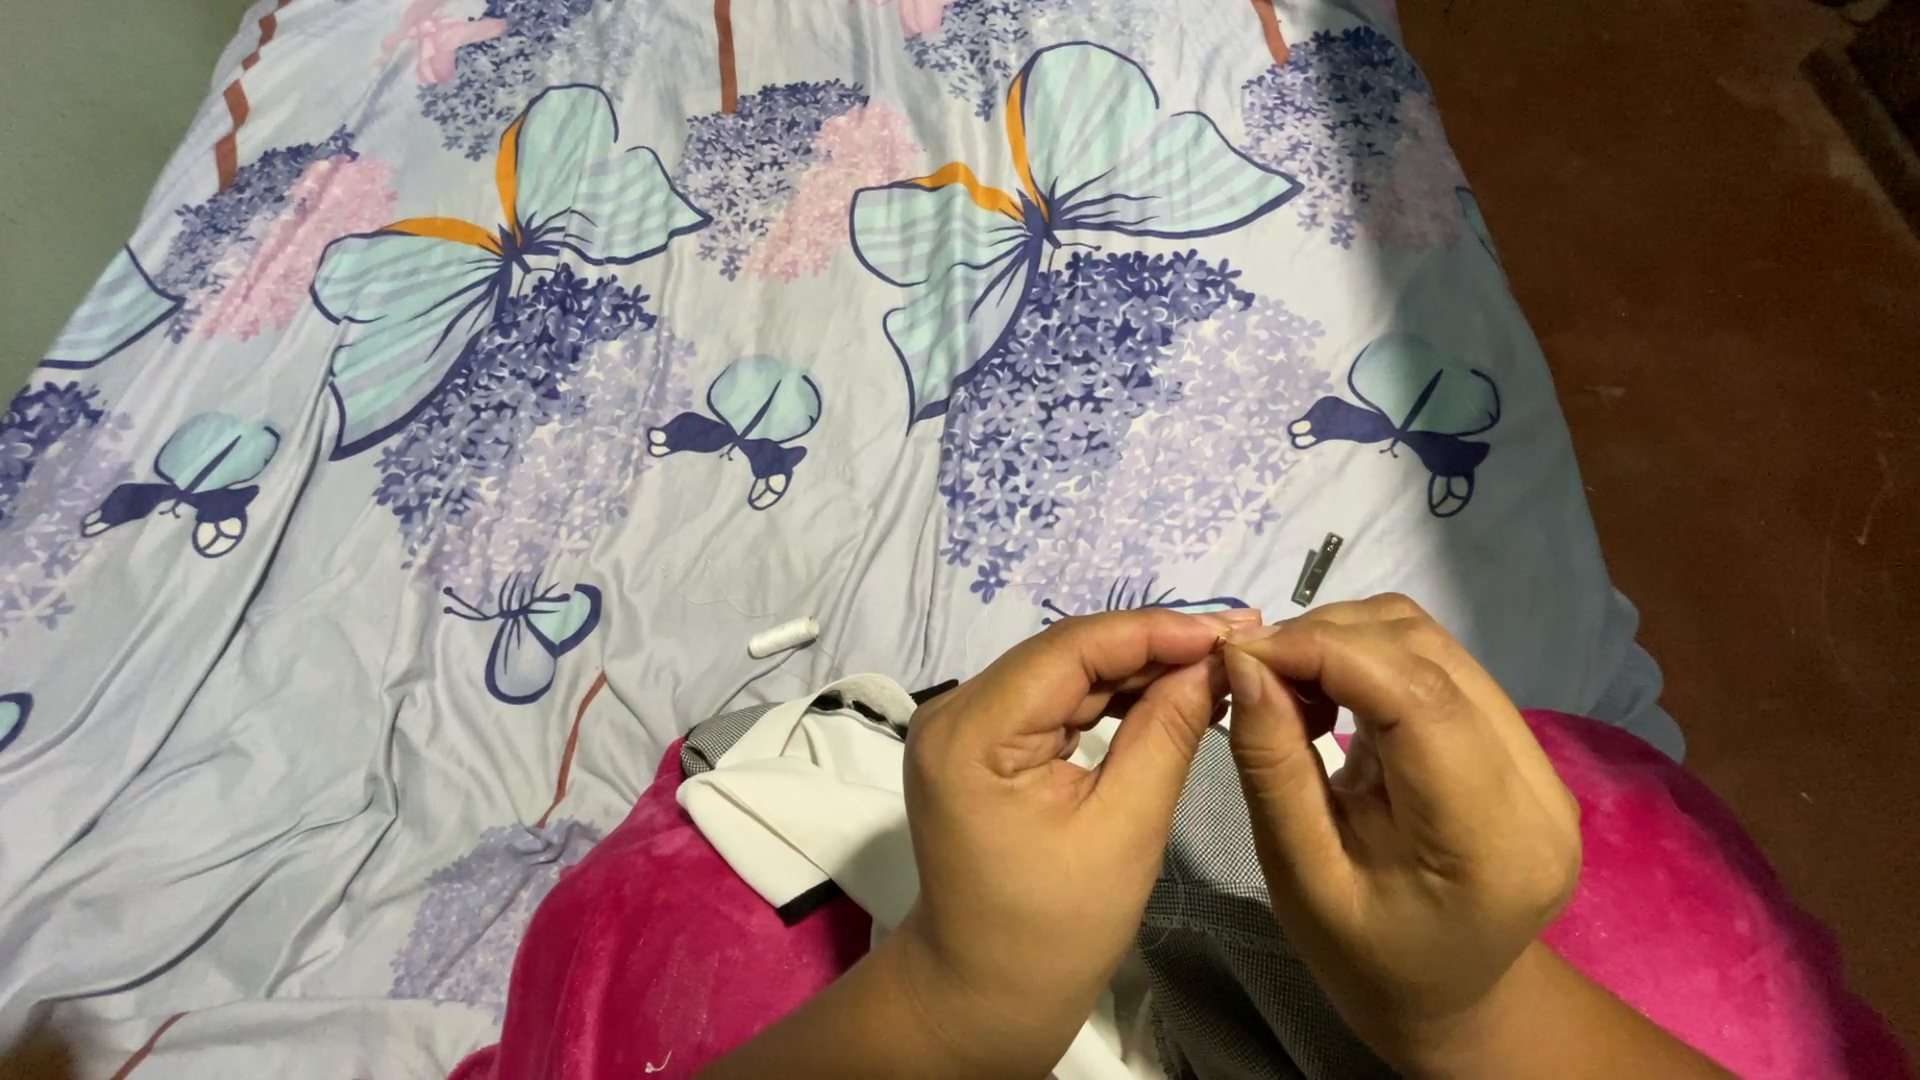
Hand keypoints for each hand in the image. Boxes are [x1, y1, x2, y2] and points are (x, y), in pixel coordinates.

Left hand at [894, 607, 1256, 1074]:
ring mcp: (963, 722)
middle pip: (1063, 654)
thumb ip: (1166, 734)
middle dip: (1151, 645)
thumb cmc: (1054, 932)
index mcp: (970, 733)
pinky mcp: (981, 737)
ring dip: (1135, 666)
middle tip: (1234, 641)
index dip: (1151, 631)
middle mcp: (954, 711)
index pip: (1068, 649)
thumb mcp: (1124, 832)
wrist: (984, 989)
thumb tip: (1211, 664)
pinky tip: (1162, 689)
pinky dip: (1108, 694)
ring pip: (1062, 670)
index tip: (1227, 629)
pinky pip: (1052, 698)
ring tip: (1210, 662)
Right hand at [1221, 595, 1581, 1069]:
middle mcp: (1536, 783)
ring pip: (1428, 640)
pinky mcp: (1512, 738)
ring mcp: (1535, 755)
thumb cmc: (1363, 955)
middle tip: (1253, 671)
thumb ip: (1272, 766)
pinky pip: (1432, 659)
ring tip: (1287, 683)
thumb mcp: (1298, 874)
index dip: (1323, 651)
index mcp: (1490, 840)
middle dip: (1324, 638)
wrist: (1447, 992)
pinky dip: (1362, 653)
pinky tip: (1326, 690)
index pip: (1416, 698)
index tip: (1242, 652)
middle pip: (1425, 653)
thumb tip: (1243, 664)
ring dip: (1342, 638)